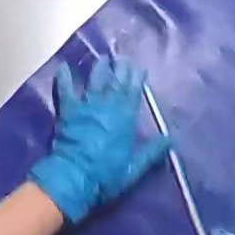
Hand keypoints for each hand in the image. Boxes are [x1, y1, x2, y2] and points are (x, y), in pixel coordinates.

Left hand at [27, 59, 170, 223]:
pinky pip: (64, 89)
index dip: (136, 78)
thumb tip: (171, 138)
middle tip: (123, 58)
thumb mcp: (135, 167)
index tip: (139, 67)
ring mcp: (85, 105)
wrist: (74, 176)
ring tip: (103, 59)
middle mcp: (106, 106)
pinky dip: (64, 77)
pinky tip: (63, 66)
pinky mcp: (67, 110)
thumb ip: (152, 151)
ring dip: (99, 69)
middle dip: (120, 69)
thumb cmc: (107, 174)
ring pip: (94, 81)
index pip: (132, 91)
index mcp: (124, 118)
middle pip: (115, 82)